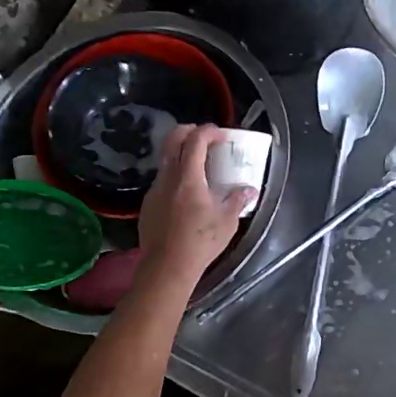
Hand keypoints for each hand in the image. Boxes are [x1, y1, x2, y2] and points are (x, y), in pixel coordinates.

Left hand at [139, 125, 253, 279]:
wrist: (167, 265)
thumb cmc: (200, 241)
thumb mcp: (227, 221)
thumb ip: (237, 200)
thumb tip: (249, 191)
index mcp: (188, 177)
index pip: (195, 140)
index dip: (208, 131)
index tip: (220, 134)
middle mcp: (167, 177)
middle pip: (172, 140)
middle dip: (188, 131)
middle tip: (204, 137)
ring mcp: (154, 190)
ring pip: (165, 161)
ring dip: (180, 155)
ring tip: (196, 166)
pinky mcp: (147, 204)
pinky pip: (160, 181)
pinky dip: (173, 176)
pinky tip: (184, 193)